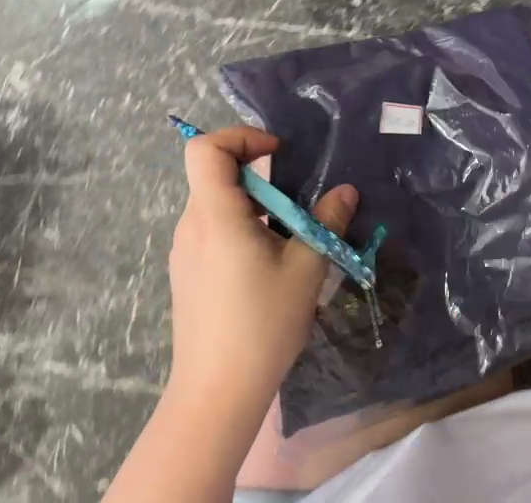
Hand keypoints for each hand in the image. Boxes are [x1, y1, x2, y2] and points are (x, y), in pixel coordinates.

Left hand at [166, 126, 357, 400]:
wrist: (216, 393)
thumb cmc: (261, 324)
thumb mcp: (306, 269)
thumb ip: (325, 222)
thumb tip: (345, 192)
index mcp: (215, 215)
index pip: (205, 149)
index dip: (240, 136)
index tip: (277, 153)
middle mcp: (192, 225)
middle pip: (214, 174)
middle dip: (259, 173)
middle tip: (297, 198)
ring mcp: (185, 251)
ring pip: (217, 203)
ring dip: (255, 203)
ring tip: (291, 233)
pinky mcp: (189, 273)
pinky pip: (214, 230)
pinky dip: (243, 227)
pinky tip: (271, 262)